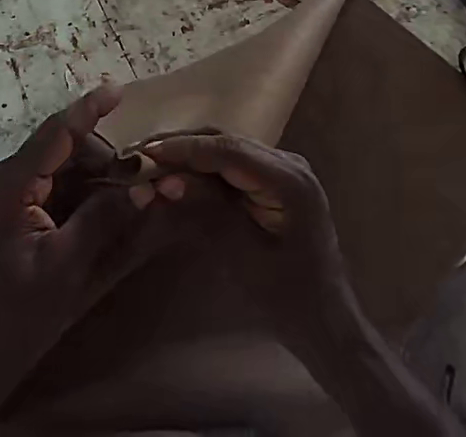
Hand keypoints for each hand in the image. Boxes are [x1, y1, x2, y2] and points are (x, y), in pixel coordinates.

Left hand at [0, 85, 186, 431]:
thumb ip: (104, 220)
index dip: (89, 108)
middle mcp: (6, 182)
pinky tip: (104, 206)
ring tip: (128, 192)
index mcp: (12, 186)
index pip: (56, 132)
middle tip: (140, 173)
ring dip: (94, 173)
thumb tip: (145, 187)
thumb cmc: (12, 315)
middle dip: (103, 153)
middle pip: (61, 148)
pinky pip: (52, 188)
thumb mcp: (65, 266)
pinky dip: (80, 191)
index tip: (119, 89)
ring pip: (59, 168)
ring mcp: (6, 199)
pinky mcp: (11, 217)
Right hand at [144, 132, 465, 436]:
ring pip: (228, 150)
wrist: (326, 323)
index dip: (185, 148)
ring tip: (150, 164)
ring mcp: (283, 170)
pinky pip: (234, 165)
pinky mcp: (273, 182)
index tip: (146, 153)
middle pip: (227, 142)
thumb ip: (209, 210)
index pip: (229, 150)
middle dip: (182, 147)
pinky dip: (204, 169)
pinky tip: (177, 175)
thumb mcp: (243, 256)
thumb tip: (167, 178)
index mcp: (290, 180)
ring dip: (190, 156)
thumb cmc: (288, 298)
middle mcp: (289, 163)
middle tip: (139, 156)